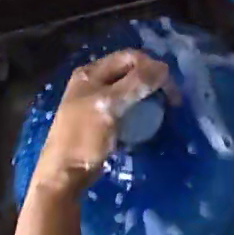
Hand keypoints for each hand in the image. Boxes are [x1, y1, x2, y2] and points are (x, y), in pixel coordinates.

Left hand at [30, 51, 173, 197]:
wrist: (63, 177)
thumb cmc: (83, 138)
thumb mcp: (109, 106)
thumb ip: (135, 84)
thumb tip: (164, 67)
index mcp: (91, 72)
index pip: (129, 57)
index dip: (152, 67)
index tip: (169, 88)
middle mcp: (93, 81)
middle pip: (130, 71)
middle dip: (152, 80)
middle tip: (170, 99)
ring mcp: (96, 100)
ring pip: (130, 88)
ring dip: (147, 95)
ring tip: (163, 108)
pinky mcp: (101, 118)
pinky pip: (126, 105)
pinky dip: (139, 108)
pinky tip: (147, 119)